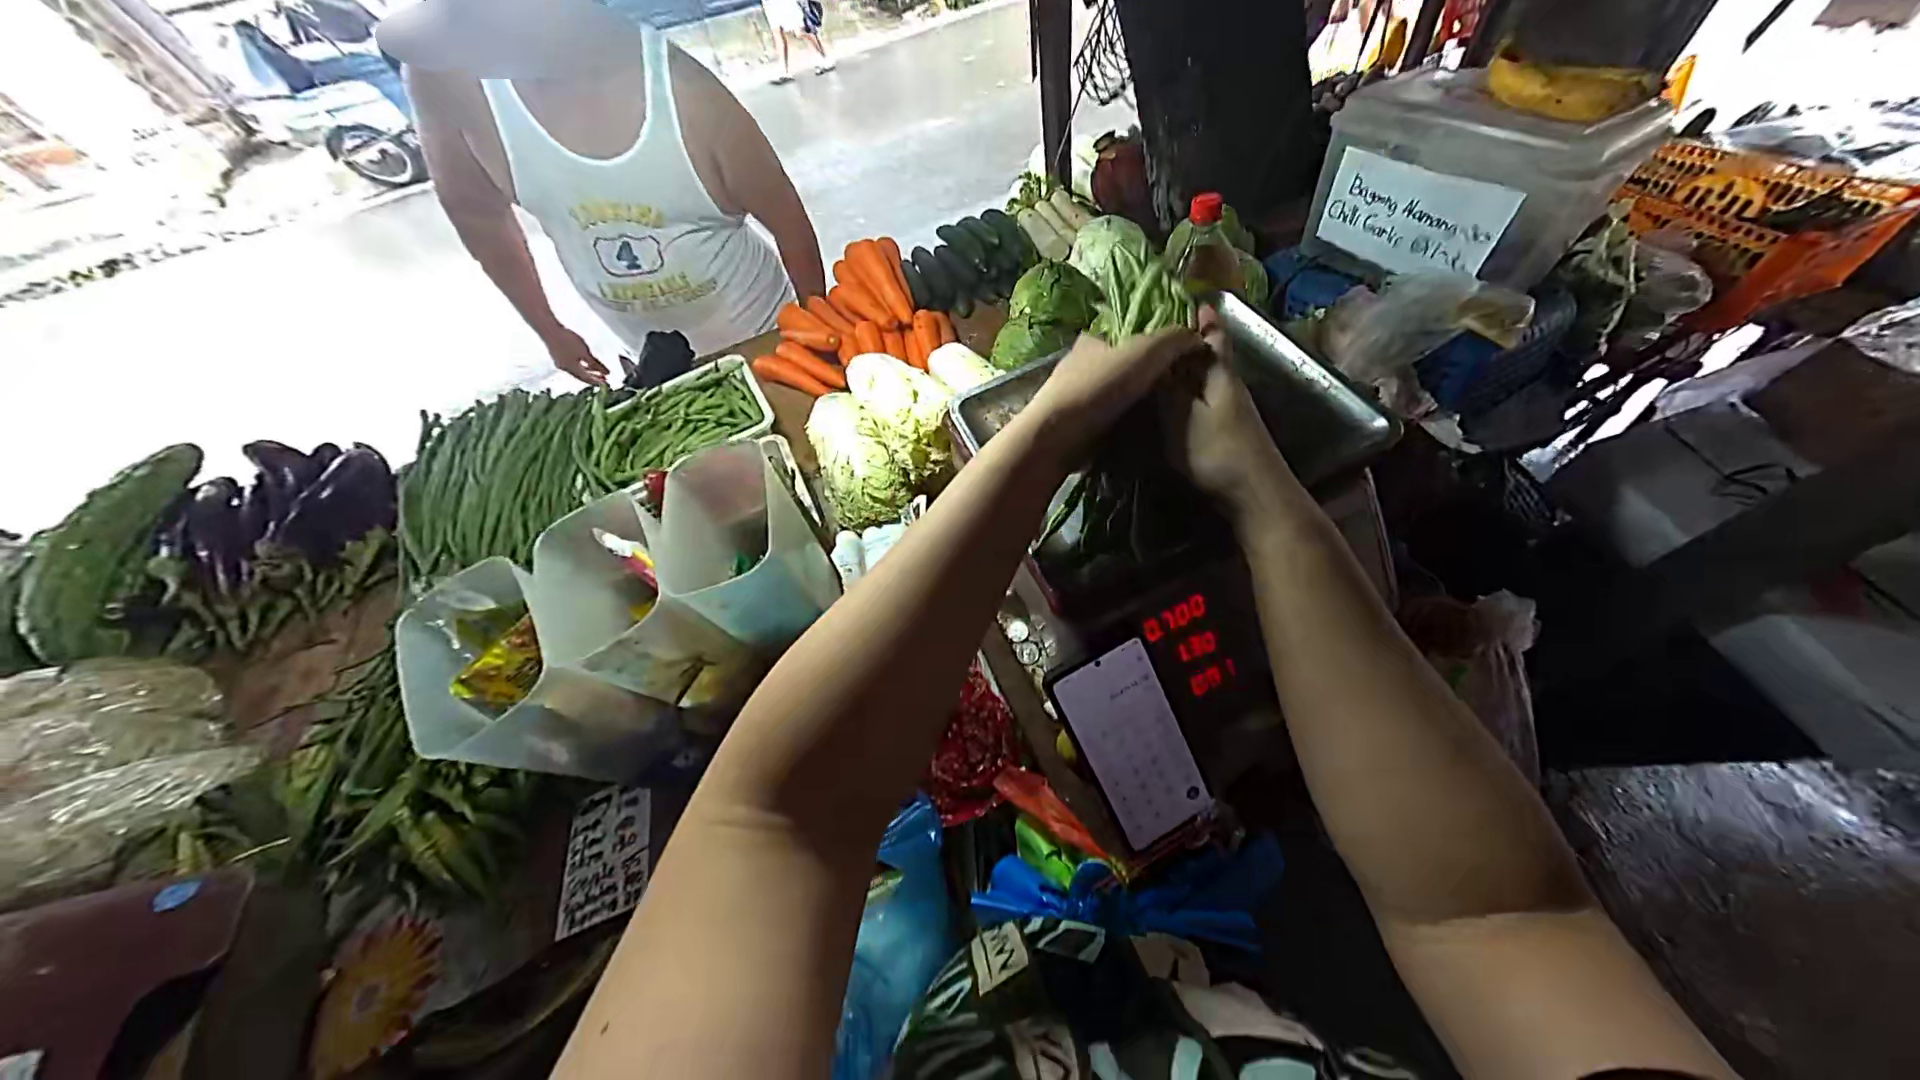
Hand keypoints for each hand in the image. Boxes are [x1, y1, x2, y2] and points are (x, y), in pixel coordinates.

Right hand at [544, 326, 609, 386]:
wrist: (549, 328)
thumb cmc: (567, 340)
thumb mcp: (585, 353)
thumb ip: (596, 364)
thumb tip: (606, 373)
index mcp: (572, 369)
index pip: (587, 378)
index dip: (597, 381)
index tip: (606, 383)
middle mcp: (565, 368)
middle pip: (581, 375)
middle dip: (593, 377)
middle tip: (604, 378)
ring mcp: (560, 362)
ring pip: (576, 369)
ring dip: (587, 371)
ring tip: (597, 371)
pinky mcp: (557, 356)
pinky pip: (571, 364)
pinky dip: (580, 365)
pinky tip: (585, 363)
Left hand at [1021, 327, 1206, 460]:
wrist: (1057, 436)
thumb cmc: (1098, 386)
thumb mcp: (1144, 352)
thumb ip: (1173, 340)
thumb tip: (1197, 337)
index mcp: (1091, 342)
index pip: (1124, 335)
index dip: (1150, 343)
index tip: (1174, 359)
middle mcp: (1078, 367)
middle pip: (1119, 368)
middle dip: (1142, 377)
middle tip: (1173, 390)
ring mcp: (1073, 399)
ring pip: (1111, 397)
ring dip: (1132, 404)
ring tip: (1162, 413)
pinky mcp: (1072, 428)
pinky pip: (1103, 422)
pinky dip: (1119, 425)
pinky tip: (1138, 432)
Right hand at [1159, 306, 1290, 515]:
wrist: (1253, 494)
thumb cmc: (1217, 450)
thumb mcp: (1183, 415)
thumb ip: (1166, 387)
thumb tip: (1148, 358)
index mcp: (1220, 373)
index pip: (1211, 334)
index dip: (1199, 317)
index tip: (1178, 300)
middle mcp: (1225, 384)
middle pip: (1204, 355)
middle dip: (1180, 342)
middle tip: (1146, 333)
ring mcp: (1225, 409)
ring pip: (1199, 377)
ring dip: (1178, 369)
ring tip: (1146, 364)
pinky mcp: (1220, 430)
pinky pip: (1195, 399)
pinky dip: (1179, 393)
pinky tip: (1161, 401)